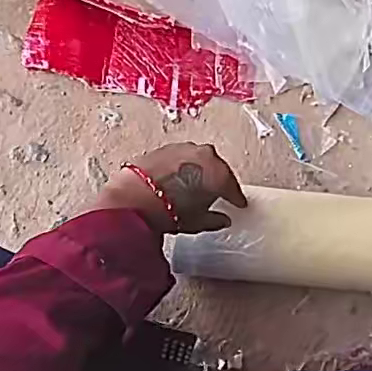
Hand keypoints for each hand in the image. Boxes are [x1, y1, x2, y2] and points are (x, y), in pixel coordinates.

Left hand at [92, 143, 247, 234]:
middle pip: (216, 169)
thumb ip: (215, 219)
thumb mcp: (197, 222)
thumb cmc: (166, 211)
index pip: (233, 187)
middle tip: (215, 194)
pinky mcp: (164, 148)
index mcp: (219, 173)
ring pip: (198, 160)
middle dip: (217, 181)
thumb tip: (221, 220)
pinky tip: (176, 180)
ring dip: (198, 171)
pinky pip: (180, 158)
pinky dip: (181, 168)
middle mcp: (204, 155)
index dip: (235, 197)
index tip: (237, 203)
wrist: (133, 200)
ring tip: (193, 188)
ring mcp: (183, 148)